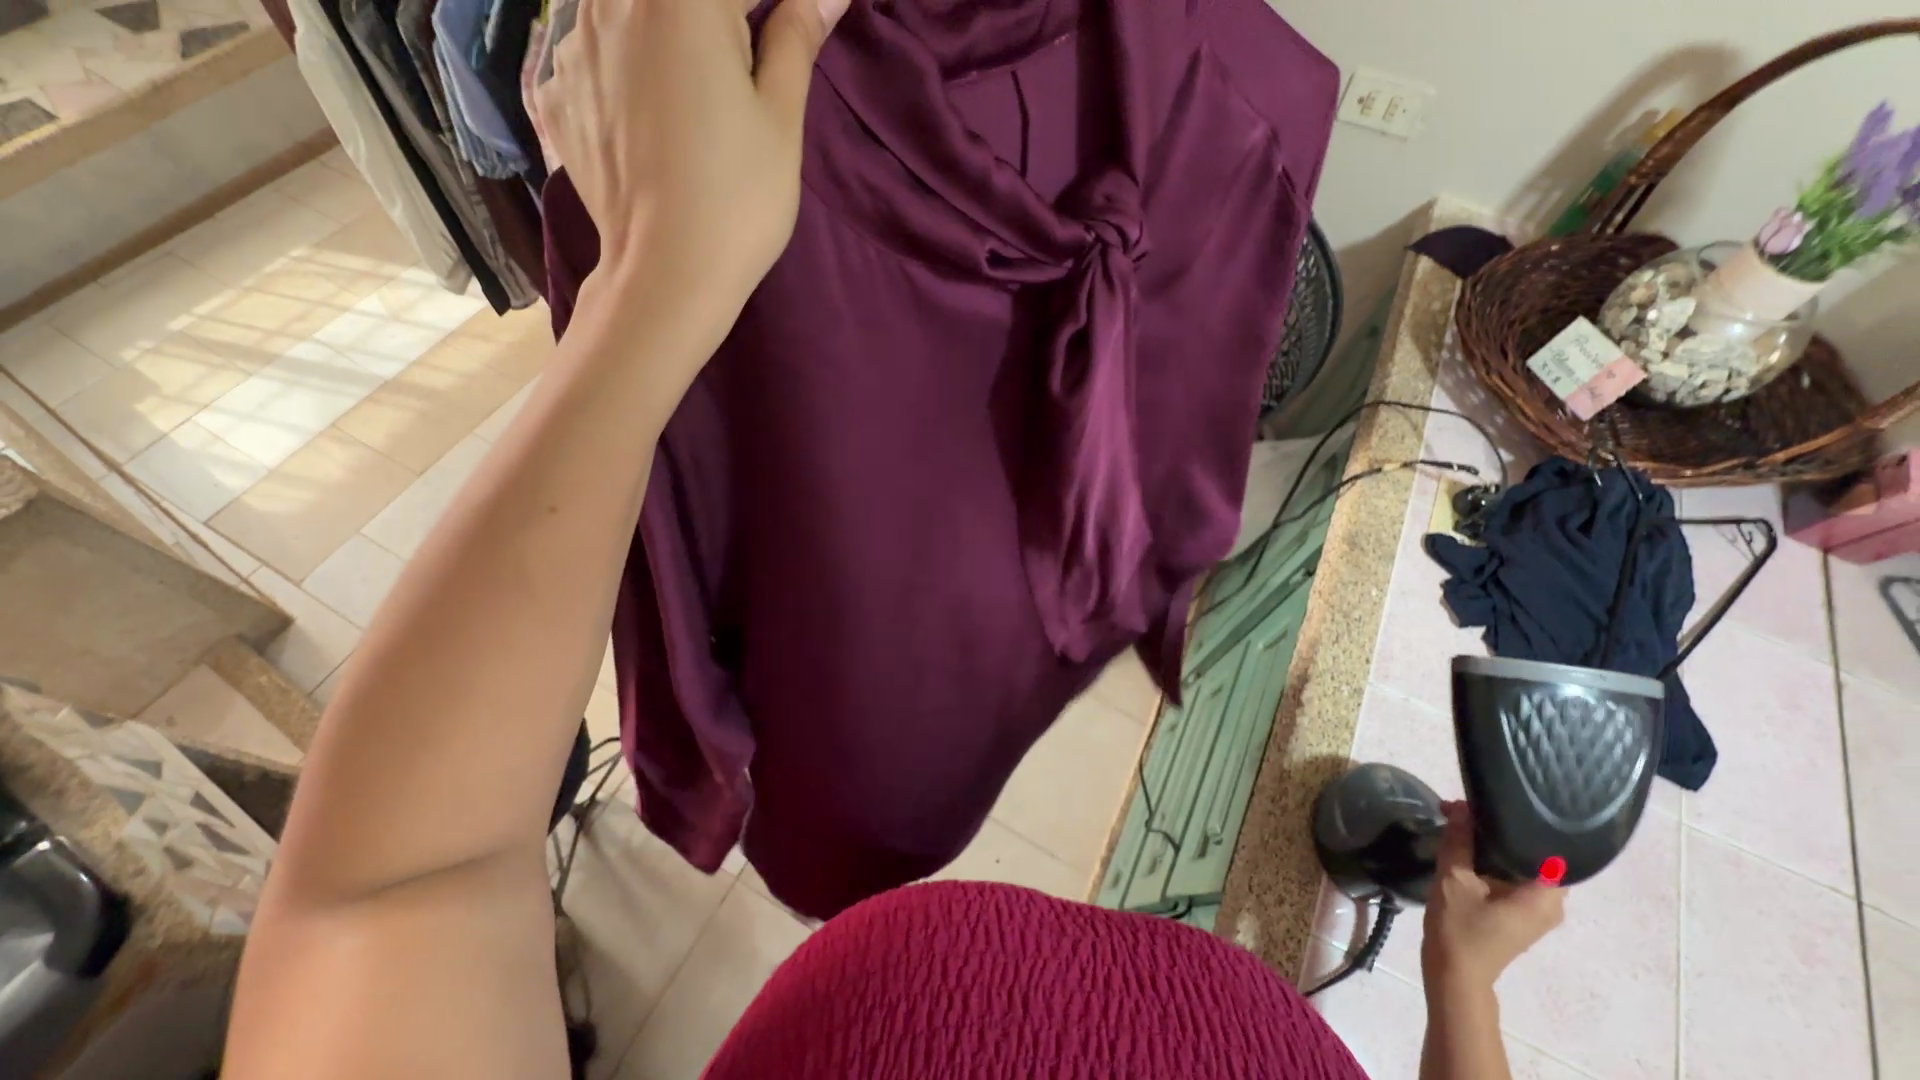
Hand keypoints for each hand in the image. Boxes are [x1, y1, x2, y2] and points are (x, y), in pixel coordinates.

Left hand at [538, 0, 849, 334]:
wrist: (666, 276)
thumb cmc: (739, 197)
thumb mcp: (781, 117)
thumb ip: (797, 37)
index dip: (768, 15)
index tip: (771, 55)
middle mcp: (611, 2)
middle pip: (674, 3)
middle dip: (713, 26)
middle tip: (736, 81)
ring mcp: (569, 46)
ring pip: (625, 13)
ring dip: (663, 38)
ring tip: (692, 100)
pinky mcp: (552, 92)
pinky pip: (592, 53)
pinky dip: (622, 67)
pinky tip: (648, 115)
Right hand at [1421, 801, 1564, 994]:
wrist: (1455, 975)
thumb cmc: (1460, 929)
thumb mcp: (1454, 879)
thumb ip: (1459, 840)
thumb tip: (1461, 806)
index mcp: (1544, 893)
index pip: (1548, 844)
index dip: (1520, 819)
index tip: (1492, 802)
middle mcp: (1553, 901)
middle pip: (1534, 852)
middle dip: (1501, 829)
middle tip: (1469, 809)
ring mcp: (1540, 910)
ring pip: (1522, 864)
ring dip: (1495, 845)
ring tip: (1465, 823)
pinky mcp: (1524, 914)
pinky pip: (1516, 878)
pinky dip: (1495, 861)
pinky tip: (1470, 849)